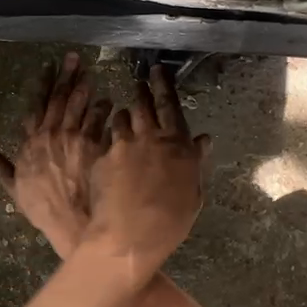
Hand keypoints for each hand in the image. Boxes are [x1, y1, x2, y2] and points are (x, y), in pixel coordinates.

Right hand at [0, 52, 112, 255]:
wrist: (71, 222)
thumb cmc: (43, 209)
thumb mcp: (15, 188)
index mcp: (31, 143)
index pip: (35, 106)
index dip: (42, 85)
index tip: (47, 67)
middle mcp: (50, 134)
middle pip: (58, 98)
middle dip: (65, 76)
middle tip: (73, 57)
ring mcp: (72, 137)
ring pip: (79, 104)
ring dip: (85, 87)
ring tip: (90, 72)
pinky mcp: (93, 144)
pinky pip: (100, 120)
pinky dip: (104, 109)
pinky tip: (109, 101)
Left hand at [82, 66, 208, 279]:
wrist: (130, 236)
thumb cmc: (170, 222)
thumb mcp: (193, 193)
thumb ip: (195, 162)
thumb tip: (203, 139)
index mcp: (178, 145)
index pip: (171, 106)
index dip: (164, 85)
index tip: (158, 70)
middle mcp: (151, 138)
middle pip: (144, 105)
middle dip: (142, 90)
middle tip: (139, 80)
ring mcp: (124, 146)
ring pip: (122, 119)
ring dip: (123, 114)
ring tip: (121, 113)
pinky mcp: (103, 158)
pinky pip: (104, 140)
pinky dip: (106, 138)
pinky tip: (103, 142)